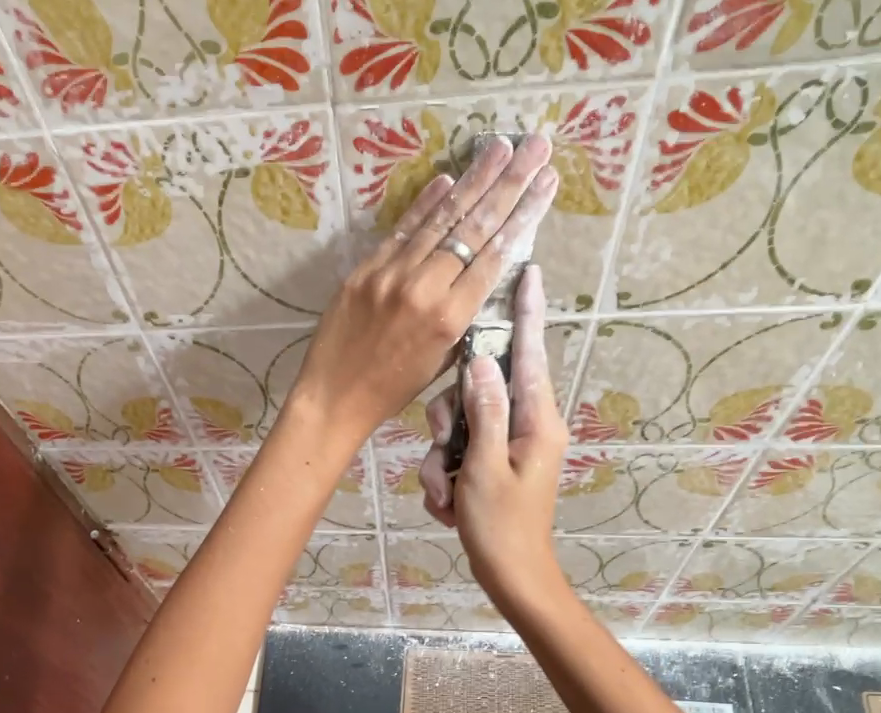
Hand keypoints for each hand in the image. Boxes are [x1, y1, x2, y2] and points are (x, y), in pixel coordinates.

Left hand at [285, 135, 557, 443]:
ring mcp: (390, 275)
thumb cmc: (394, 388)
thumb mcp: (443, 358)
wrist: (334, 397)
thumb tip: (486, 270)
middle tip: (536, 147)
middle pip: (474, 227)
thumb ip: (466, 314)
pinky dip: (425, 204)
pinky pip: (401, 230)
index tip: (546, 183)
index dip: (524, 215)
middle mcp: (424, 289)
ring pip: (439, 220)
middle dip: (509, 183)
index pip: (496, 256)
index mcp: (450, 318)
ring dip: (474, 180)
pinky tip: (448, 178)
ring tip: (501, 146)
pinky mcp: (364, 270)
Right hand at [418, 264, 567, 613]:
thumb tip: (479, 359)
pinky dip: (445, 477)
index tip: (526, 272)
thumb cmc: (501, 526)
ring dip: (441, 459)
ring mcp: (508, 446)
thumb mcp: (484, 466)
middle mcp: (528, 426)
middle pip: (479, 390)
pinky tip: (448, 503)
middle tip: (443, 452)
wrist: (510, 576)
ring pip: (460, 424)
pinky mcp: (491, 464)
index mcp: (538, 421)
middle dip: (449, 420)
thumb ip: (483, 409)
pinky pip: (457, 452)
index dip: (526, 312)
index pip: (530, 354)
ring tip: (446, 493)